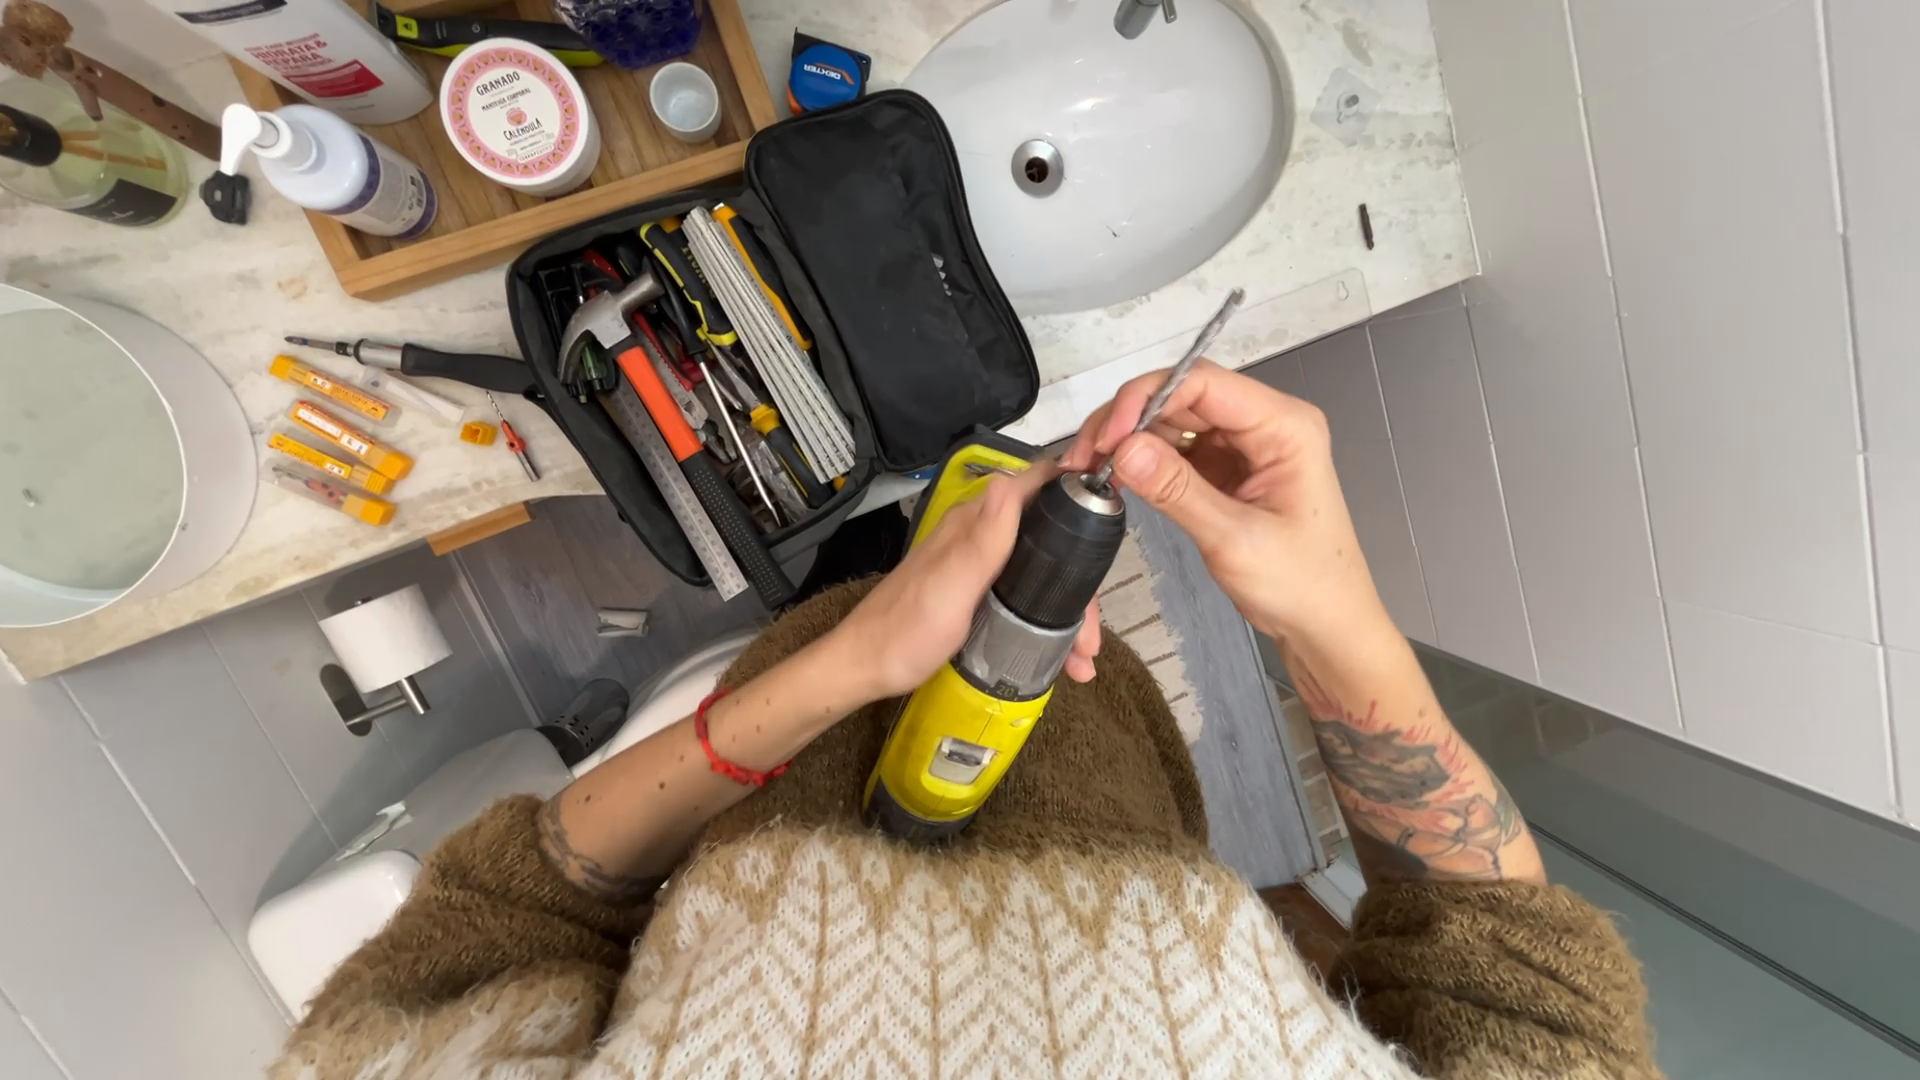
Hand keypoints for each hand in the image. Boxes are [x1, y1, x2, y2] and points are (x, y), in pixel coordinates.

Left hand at [827, 463, 1101, 702]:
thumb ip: (983, 539)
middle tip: (1092, 631)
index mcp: (975, 524)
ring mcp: (982, 567)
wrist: (865, 670)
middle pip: (1050, 538)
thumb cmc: (905, 631)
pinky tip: (1063, 658)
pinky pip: (1027, 599)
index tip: (1113, 514)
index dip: (1075, 487)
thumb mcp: (950, 586)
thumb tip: (1011, 478)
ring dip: (1069, 612)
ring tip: (1083, 657)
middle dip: (1081, 580)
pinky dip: (1049, 625)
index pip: (1034, 485)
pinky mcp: (981, 595)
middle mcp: (982, 537)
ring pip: (1043, 574)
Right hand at [1062, 359, 1387, 644]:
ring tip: (1088, 467)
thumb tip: (1122, 450)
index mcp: (1283, 426)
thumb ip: (1177, 490)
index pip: (1202, 382)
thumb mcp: (1234, 538)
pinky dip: (1141, 460)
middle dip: (1126, 420)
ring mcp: (1241, 447)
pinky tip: (1114, 476)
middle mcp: (1262, 425)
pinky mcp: (1224, 470)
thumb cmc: (1302, 584)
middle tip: (1084, 455)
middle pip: (1180, 397)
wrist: (1324, 624)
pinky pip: (1175, 451)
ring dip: (1127, 439)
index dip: (1146, 398)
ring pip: (1171, 422)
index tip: (1108, 437)